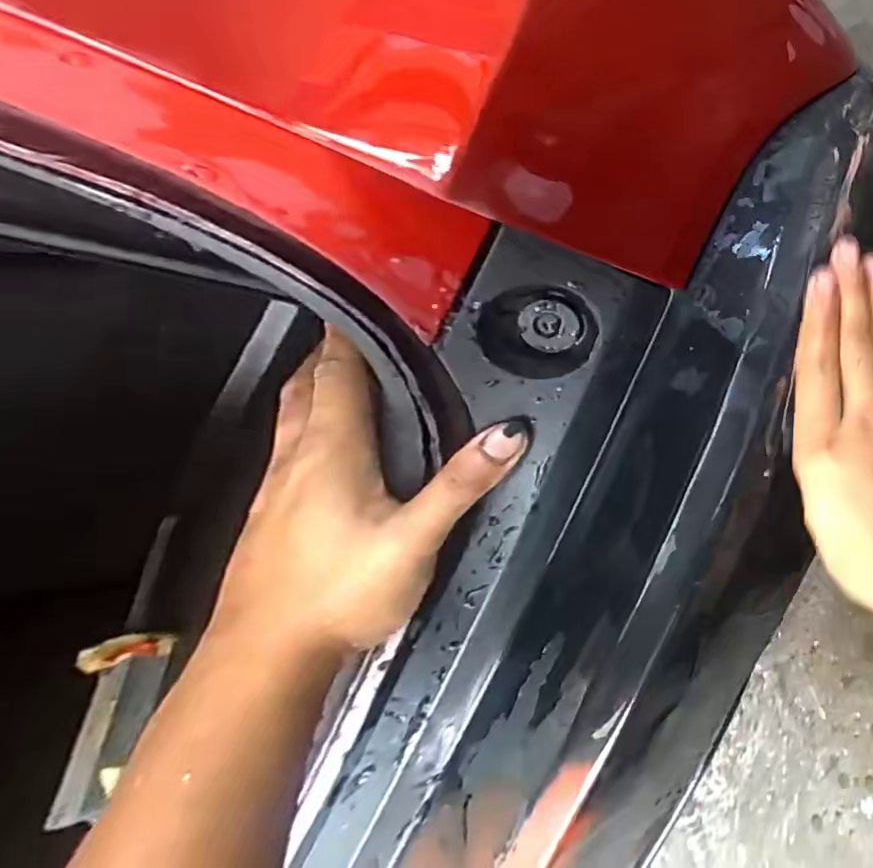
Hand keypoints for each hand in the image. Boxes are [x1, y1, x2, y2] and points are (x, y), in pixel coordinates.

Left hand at [209, 327, 527, 659]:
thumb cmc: (337, 597)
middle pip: (305, 393)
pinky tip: (322, 447)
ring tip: (334, 373)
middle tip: (349, 333)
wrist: (262, 664)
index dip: (345, 341)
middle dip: (326, 358)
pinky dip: (307, 428)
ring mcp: (276, 495)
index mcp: (330, 458)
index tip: (353, 309)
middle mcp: (295, 467)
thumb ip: (464, 482)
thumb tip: (508, 434)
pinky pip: (289, 454)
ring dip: (313, 389)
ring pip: (290, 422)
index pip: (336, 381)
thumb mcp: (417, 538)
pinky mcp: (271, 522)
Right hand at [791, 237, 872, 641]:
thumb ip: (816, 452)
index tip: (819, 279)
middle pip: (855, 345)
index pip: (818, 368)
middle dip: (850, 292)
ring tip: (872, 264)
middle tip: (846, 248)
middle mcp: (864, 420)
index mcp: (823, 449)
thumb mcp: (818, 513)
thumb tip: (817, 405)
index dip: (818, 319)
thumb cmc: (869, 556)